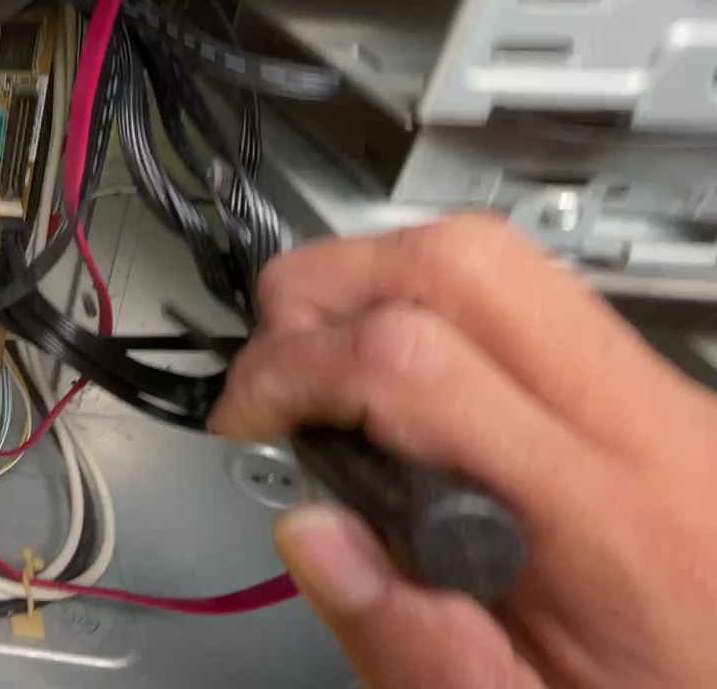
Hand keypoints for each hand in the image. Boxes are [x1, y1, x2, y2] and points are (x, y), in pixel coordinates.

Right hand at [212, 214, 716, 687]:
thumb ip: (416, 651)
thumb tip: (309, 532)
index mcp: (630, 535)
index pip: (415, 366)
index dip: (289, 372)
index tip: (248, 419)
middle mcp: (658, 433)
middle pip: (452, 264)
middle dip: (317, 295)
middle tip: (280, 376)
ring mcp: (653, 394)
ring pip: (472, 256)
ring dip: (356, 292)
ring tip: (322, 373)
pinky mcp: (633, 384)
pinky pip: (497, 293)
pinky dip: (401, 309)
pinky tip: (384, 388)